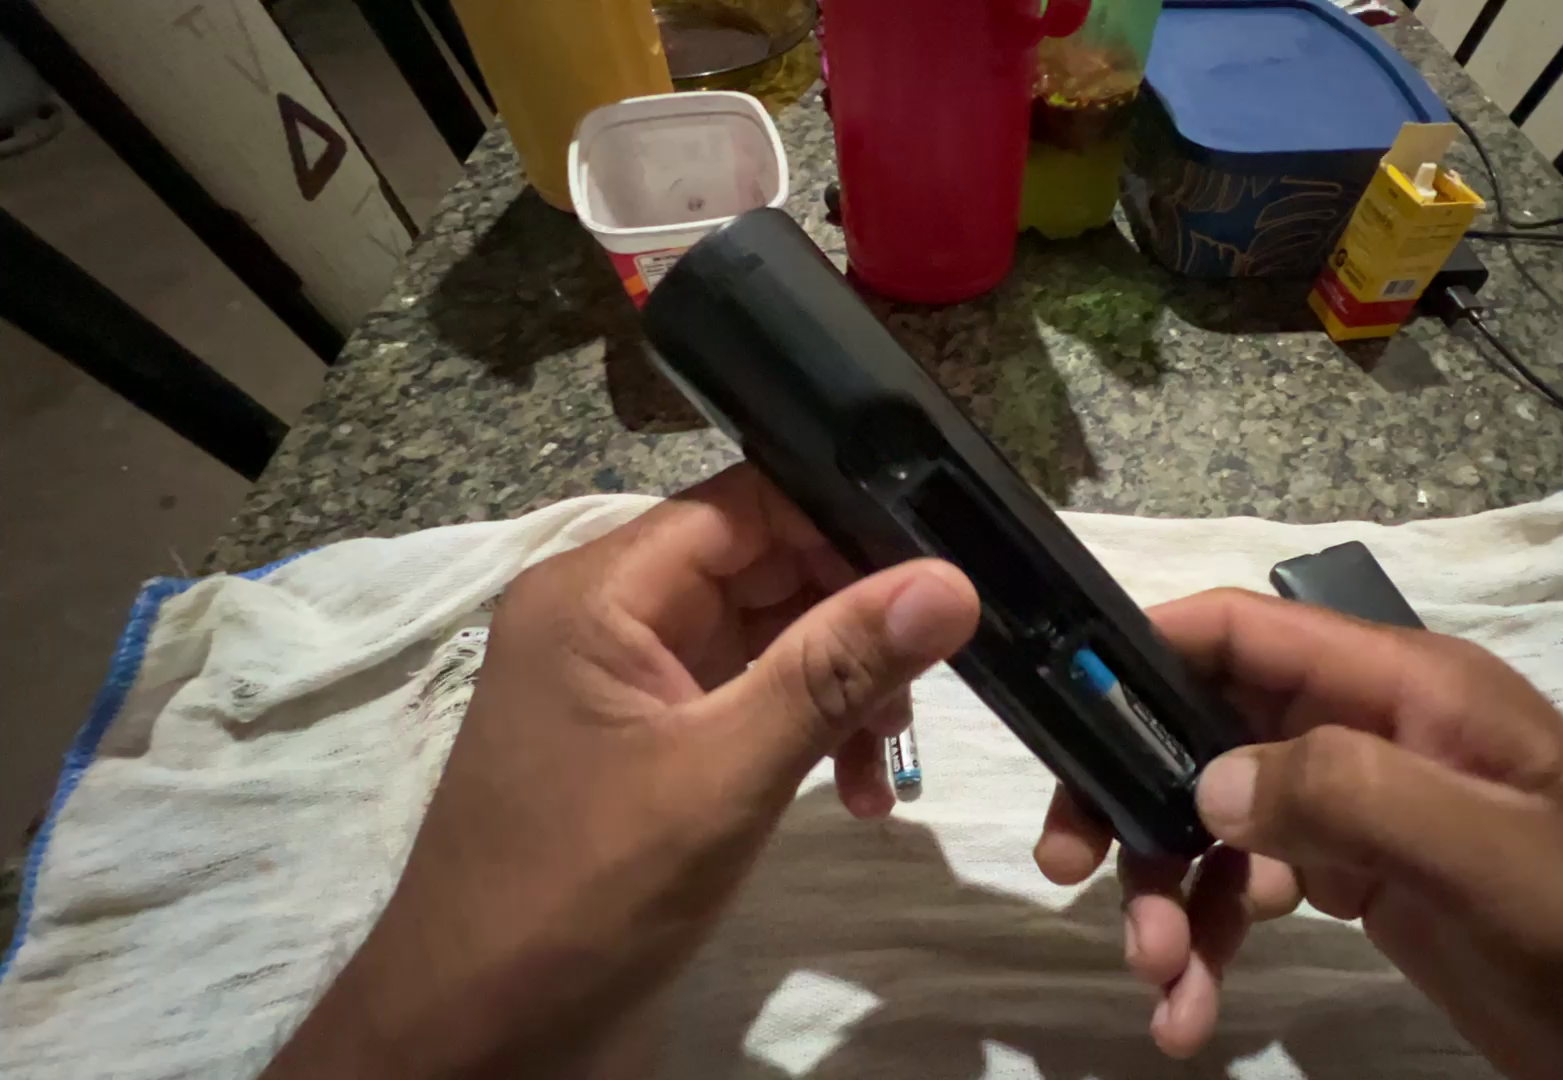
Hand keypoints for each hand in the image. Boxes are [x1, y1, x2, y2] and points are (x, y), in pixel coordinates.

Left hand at [264, 465, 978, 1078]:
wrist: (481, 1053)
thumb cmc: (584, 899)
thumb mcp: (726, 774)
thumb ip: (837, 670)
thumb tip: (950, 585)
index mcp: (604, 589)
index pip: (747, 508)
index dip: (842, 527)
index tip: (930, 575)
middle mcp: (619, 613)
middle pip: (770, 569)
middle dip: (855, 622)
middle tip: (924, 679)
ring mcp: (643, 675)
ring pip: (777, 635)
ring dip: (845, 685)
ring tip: (891, 753)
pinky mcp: (667, 730)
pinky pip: (761, 693)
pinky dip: (817, 728)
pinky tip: (861, 788)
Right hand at [1036, 588, 1562, 1077]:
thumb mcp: (1505, 862)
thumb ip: (1354, 795)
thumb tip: (1207, 782)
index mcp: (1393, 685)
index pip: (1241, 630)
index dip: (1147, 646)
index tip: (1066, 699)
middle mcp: (1354, 727)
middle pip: (1200, 729)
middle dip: (1132, 796)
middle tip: (1069, 862)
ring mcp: (1346, 801)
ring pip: (1211, 815)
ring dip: (1166, 888)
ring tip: (1155, 979)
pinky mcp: (1342, 870)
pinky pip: (1241, 880)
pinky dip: (1205, 932)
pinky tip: (1190, 1003)